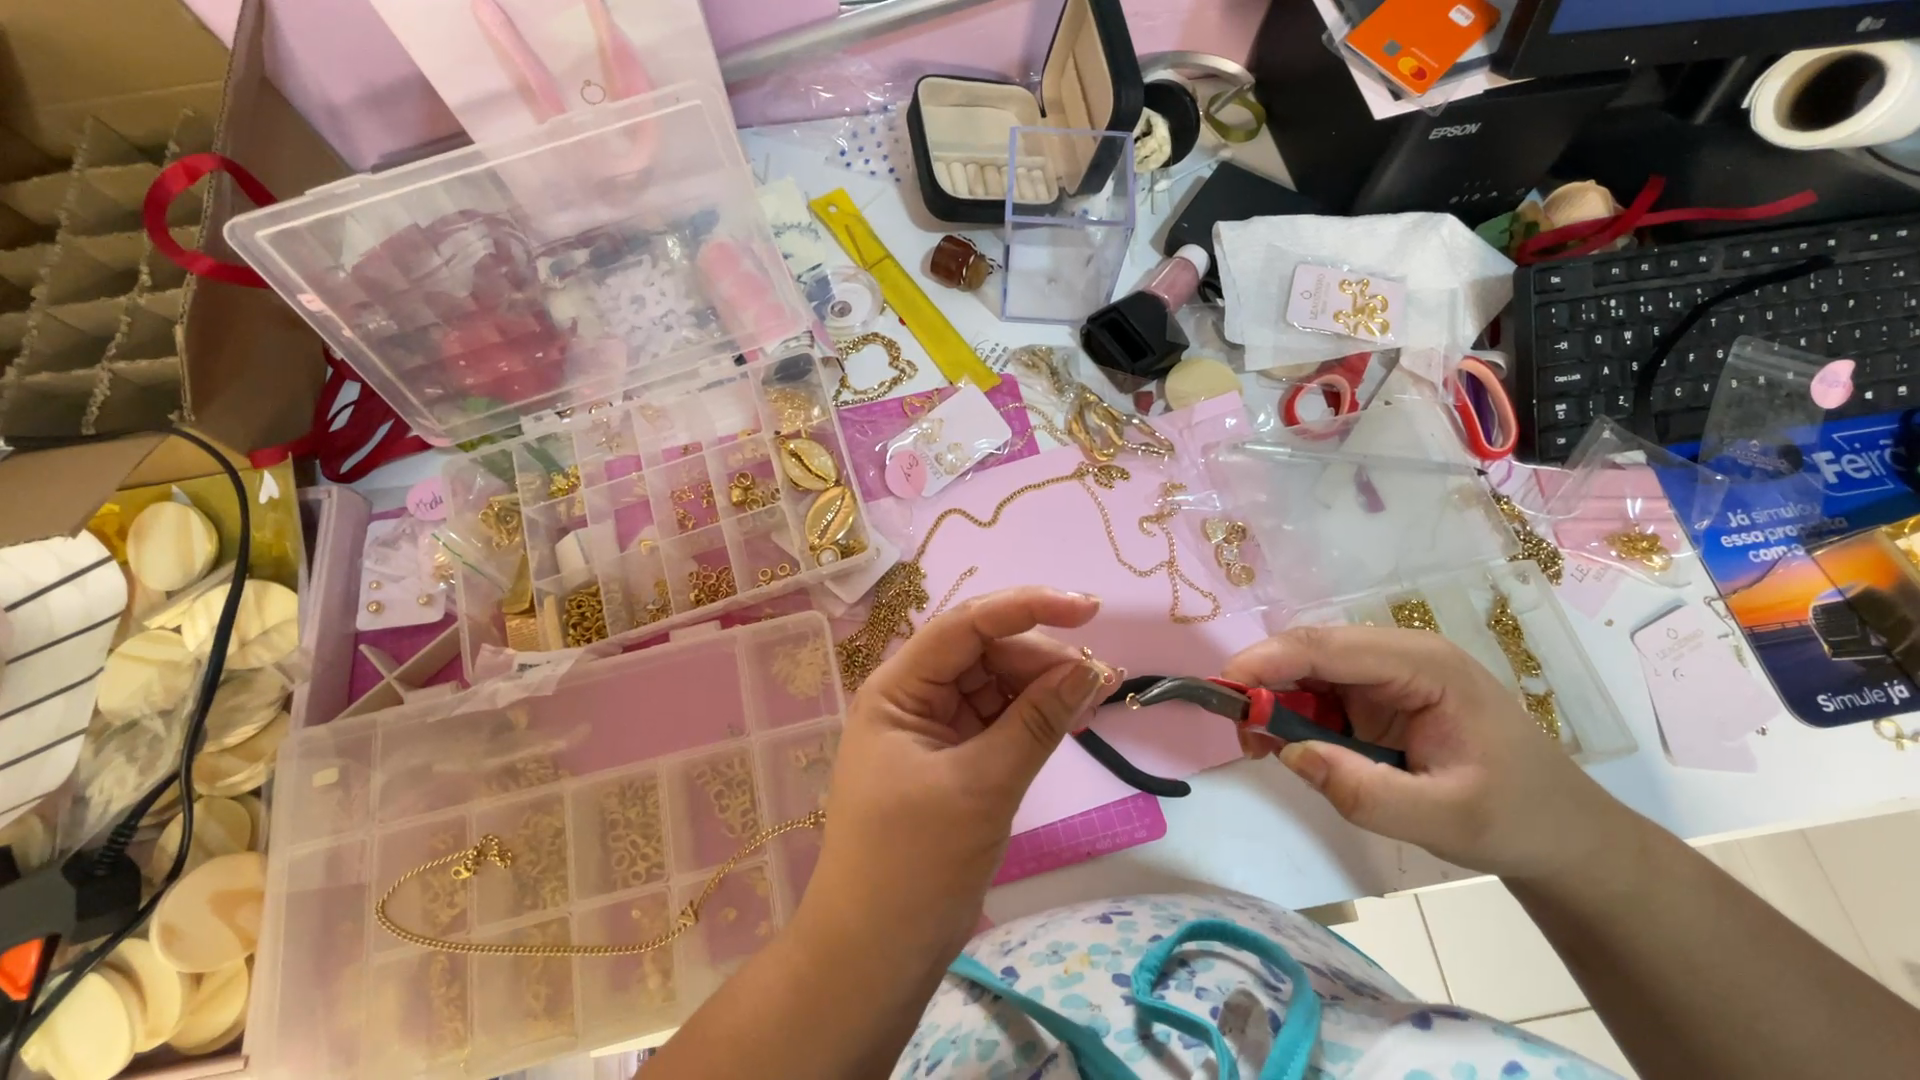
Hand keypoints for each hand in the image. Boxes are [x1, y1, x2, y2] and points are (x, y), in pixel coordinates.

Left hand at [799, 587, 1114, 960]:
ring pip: (995, 685)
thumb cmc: (915, 861)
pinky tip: (1070, 718)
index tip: (1090, 609)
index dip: (1026, 607)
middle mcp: (912, 699)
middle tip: (1099, 679)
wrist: (877, 950)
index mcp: (898, 690)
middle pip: (984, 653)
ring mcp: (933, 731)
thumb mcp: (982, 784)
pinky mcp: (953, 762)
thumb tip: (1091, 668)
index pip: (965, 626)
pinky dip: (1033, 717)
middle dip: (1040, 657)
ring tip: (1094, 699)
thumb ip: (1037, 721)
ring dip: (1042, 686)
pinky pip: (998, 721)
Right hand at [1222, 625, 1631, 878]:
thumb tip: (1287, 754)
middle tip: (1240, 735)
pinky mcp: (1378, 700)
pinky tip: (1292, 749)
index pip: (1328, 647)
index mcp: (1425, 666)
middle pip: (1310, 652)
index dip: (1267, 661)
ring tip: (1262, 748)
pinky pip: (1319, 696)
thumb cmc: (1516, 818)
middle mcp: (1400, 658)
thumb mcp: (1445, 818)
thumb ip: (1366, 792)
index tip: (1220, 690)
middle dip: (1263, 683)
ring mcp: (1388, 677)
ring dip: (1275, 703)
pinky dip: (1293, 719)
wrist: (1562, 834)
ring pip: (1307, 672)